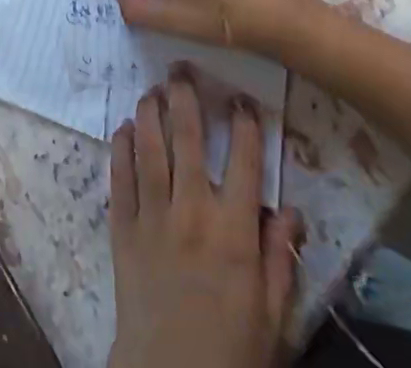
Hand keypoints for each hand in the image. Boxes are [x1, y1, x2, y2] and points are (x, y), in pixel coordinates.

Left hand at [108, 70, 301, 367]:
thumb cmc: (231, 348)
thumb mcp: (274, 313)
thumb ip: (281, 257)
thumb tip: (290, 210)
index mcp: (235, 231)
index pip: (244, 164)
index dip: (246, 126)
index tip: (243, 99)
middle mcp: (192, 212)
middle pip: (188, 142)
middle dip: (186, 101)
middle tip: (181, 69)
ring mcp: (152, 216)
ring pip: (150, 151)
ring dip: (150, 115)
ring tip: (151, 89)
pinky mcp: (122, 228)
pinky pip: (119, 178)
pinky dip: (120, 150)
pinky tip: (123, 129)